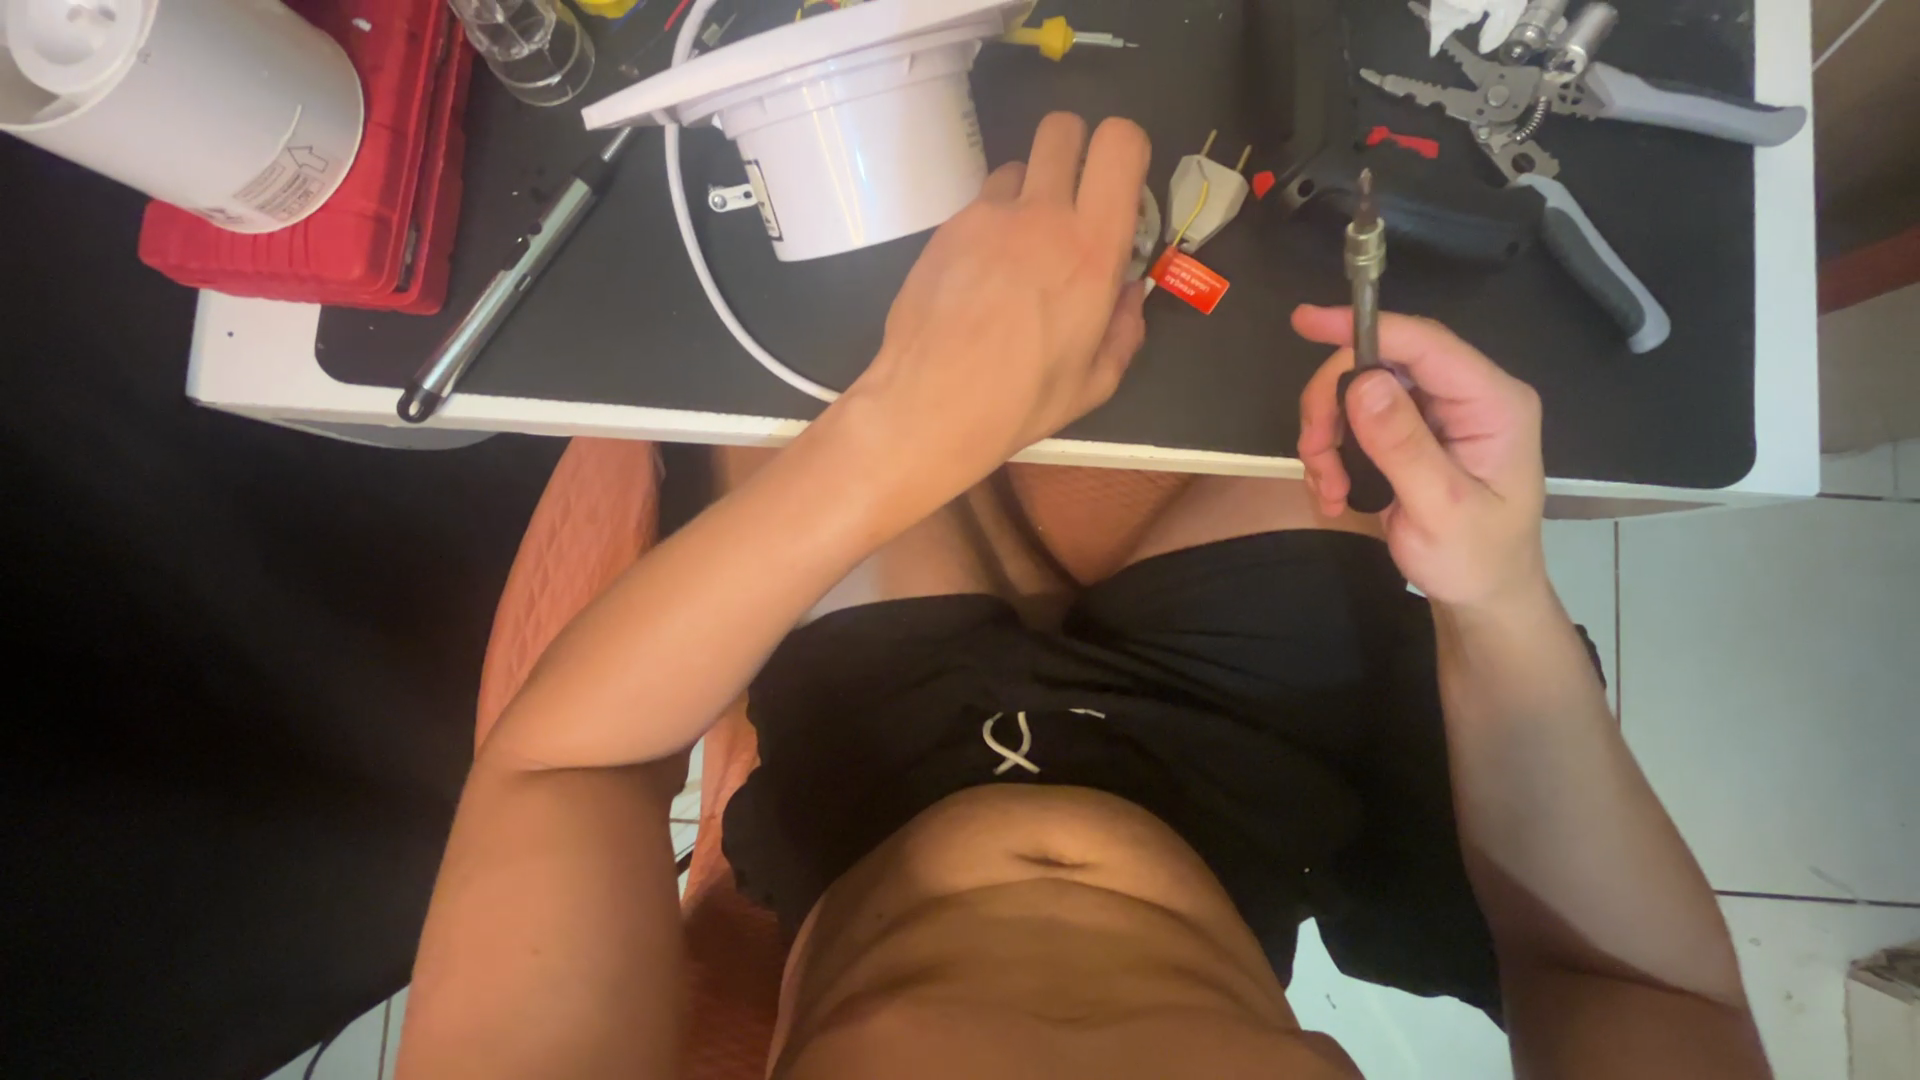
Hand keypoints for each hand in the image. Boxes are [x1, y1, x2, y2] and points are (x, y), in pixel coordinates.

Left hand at [838, 112, 1150, 490]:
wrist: (930, 406)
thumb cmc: (1020, 402)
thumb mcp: (1095, 382)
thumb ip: (1124, 329)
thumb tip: (1128, 294)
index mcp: (1091, 248)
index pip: (1120, 143)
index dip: (1125, 151)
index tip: (1119, 188)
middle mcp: (1039, 216)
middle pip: (1061, 127)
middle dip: (1074, 150)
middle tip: (1069, 202)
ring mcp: (984, 218)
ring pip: (1014, 168)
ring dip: (1027, 194)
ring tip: (1018, 250)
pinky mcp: (944, 231)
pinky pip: (975, 209)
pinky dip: (986, 230)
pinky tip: (975, 281)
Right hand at [1294, 305, 1548, 611]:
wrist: (1479, 594)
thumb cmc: (1475, 558)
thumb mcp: (1441, 508)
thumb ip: (1404, 446)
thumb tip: (1363, 384)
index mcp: (1490, 403)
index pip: (1423, 344)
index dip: (1363, 327)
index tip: (1305, 322)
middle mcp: (1461, 397)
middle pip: (1375, 367)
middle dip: (1331, 410)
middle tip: (1314, 458)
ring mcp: (1431, 415)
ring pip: (1353, 396)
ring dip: (1326, 441)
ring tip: (1329, 489)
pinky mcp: (1405, 434)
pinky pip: (1349, 424)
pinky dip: (1329, 457)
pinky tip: (1334, 493)